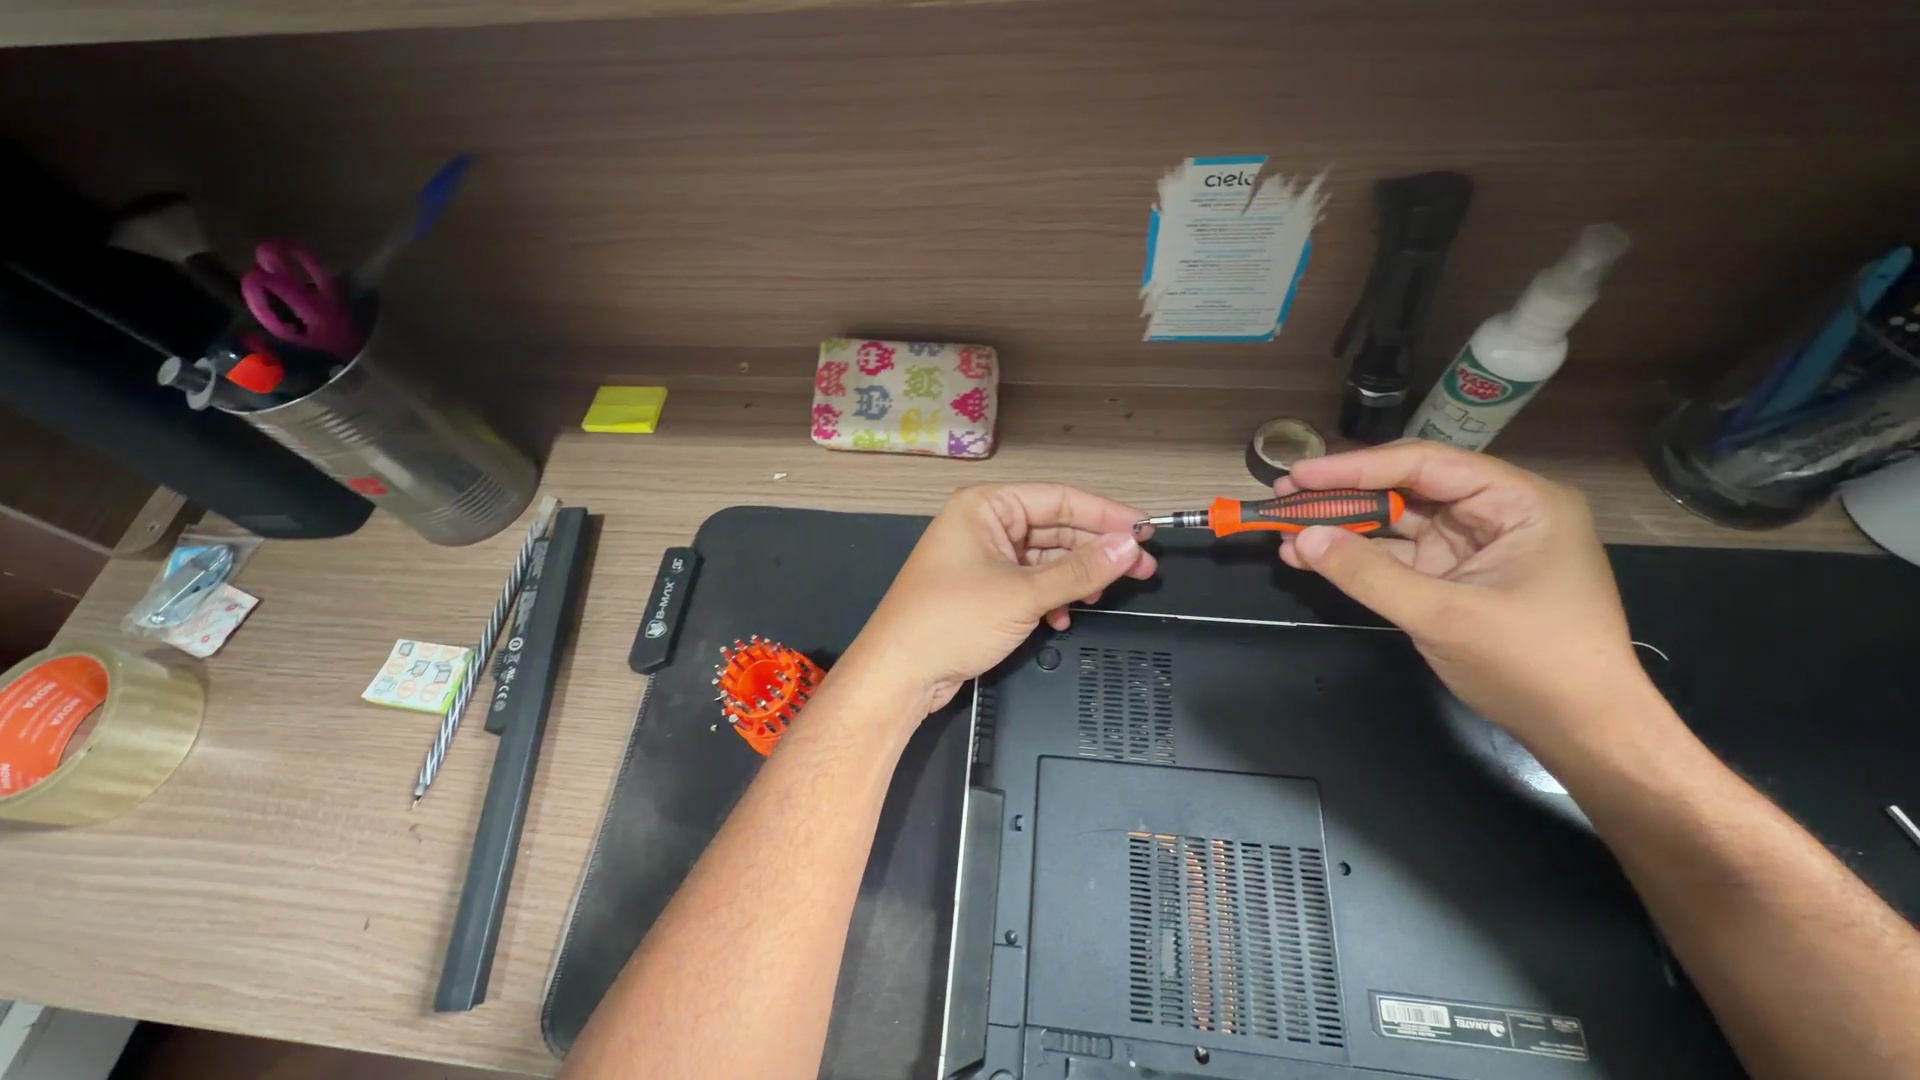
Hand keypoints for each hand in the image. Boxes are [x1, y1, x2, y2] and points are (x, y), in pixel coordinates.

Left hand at [841, 483, 1157, 715]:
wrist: (899, 675)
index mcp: (985, 507)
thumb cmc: (950, 622)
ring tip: (1105, 596)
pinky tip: (1064, 618)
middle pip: (1055, 528)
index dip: (1105, 514)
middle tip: (1142, 567)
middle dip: (1096, 550)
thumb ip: (1079, 570)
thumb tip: (1128, 547)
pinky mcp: (983, 591)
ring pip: (1044, 559)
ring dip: (1075, 578)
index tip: (1144, 530)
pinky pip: (1029, 584)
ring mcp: (982, 559)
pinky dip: (1051, 599)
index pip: (1058, 499)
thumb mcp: (1023, 594)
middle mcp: (984, 526)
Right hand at [1276, 440, 1645, 744]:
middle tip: (1283, 497)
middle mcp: (1498, 513)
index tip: (1300, 476)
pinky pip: (1399, 557)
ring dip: (1344, 528)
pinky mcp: (1457, 578)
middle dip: (1344, 496)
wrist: (1584, 731)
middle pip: (1408, 489)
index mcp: (1520, 503)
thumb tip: (1301, 539)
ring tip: (1284, 529)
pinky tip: (1311, 557)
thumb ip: (1369, 574)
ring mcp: (1476, 547)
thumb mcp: (1444, 616)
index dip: (1357, 468)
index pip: (1426, 466)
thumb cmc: (1534, 664)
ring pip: (1398, 522)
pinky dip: (1357, 558)